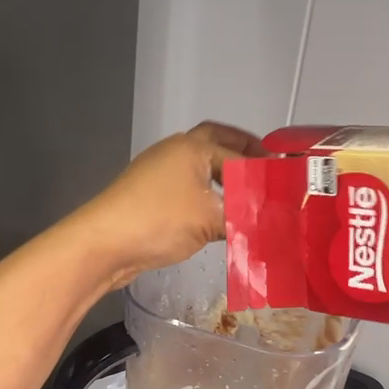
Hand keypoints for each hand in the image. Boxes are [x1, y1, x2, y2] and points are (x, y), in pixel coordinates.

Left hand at [64, 122, 262, 290]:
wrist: (103, 244)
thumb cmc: (159, 221)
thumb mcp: (210, 219)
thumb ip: (242, 217)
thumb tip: (267, 222)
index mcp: (192, 147)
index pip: (238, 152)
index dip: (263, 165)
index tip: (285, 179)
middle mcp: (175, 152)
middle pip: (215, 145)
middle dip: (241, 154)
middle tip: (265, 170)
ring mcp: (158, 174)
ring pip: (198, 170)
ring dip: (221, 179)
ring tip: (247, 199)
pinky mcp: (148, 198)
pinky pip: (186, 192)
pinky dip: (205, 199)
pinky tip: (217, 219)